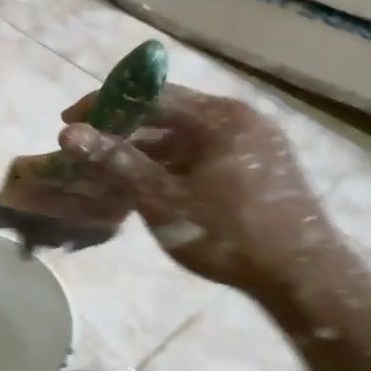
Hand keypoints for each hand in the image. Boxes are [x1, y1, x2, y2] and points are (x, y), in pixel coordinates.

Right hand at [56, 84, 346, 292]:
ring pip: (184, 132)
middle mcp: (241, 119)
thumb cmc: (227, 234)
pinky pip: (202, 149)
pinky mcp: (258, 164)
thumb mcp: (160, 198)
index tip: (67, 122)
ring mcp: (255, 142)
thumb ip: (114, 160)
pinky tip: (147, 181)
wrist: (302, 276)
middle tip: (85, 146)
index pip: (150, 94)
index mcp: (221, 118)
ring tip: (109, 167)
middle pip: (168, 111)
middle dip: (121, 126)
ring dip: (143, 145)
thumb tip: (67, 133)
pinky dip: (169, 159)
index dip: (103, 105)